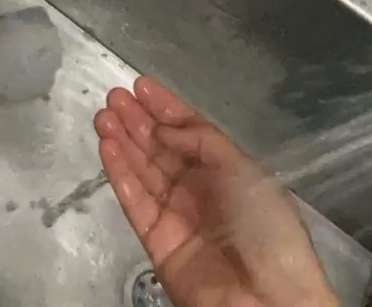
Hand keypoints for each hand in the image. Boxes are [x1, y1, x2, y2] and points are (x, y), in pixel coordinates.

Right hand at [95, 77, 336, 306]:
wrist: (269, 304)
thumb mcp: (245, 173)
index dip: (165, 108)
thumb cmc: (267, 232)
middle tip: (114, 96)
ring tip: (103, 115)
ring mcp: (177, 217)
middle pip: (162, 149)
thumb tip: (164, 129)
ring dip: (123, 141)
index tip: (140, 85)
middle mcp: (200, 191)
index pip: (190, 133)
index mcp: (227, 173)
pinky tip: (107, 147)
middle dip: (138, 121)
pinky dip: (119, 174)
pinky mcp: (157, 243)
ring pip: (143, 171)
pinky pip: (134, 202)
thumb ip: (203, 143)